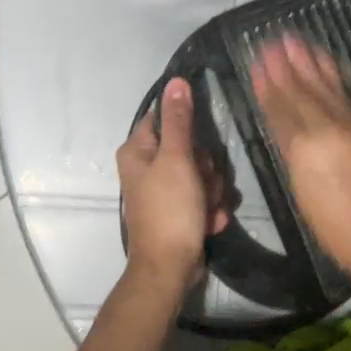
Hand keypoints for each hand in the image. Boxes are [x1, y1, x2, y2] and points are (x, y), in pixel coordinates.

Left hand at [119, 77, 229, 296]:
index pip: (167, 117)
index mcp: (138, 150)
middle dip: (206, 168)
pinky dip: (210, 209)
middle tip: (203, 183)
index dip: (189, 128)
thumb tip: (176, 81)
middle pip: (191, 148)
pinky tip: (209, 222)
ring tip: (207, 208)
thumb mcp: (177, 159)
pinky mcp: (179, 210)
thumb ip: (179, 120)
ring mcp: (163, 190)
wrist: (170, 270)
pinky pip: (203, 197)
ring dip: (213, 190)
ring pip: (202, 173)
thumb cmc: (170, 210)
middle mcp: (147, 166)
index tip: (200, 142)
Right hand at [251, 34, 350, 301]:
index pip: (281, 109)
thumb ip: (292, 152)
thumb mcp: (303, 193)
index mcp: (306, 148)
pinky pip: (345, 92)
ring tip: (294, 40)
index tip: (257, 63)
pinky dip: (332, 74)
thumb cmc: (338, 230)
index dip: (268, 86)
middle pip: (302, 91)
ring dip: (309, 62)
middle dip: (286, 66)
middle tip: (272, 41)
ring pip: (326, 85)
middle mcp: (330, 127)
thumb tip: (282, 124)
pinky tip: (324, 64)